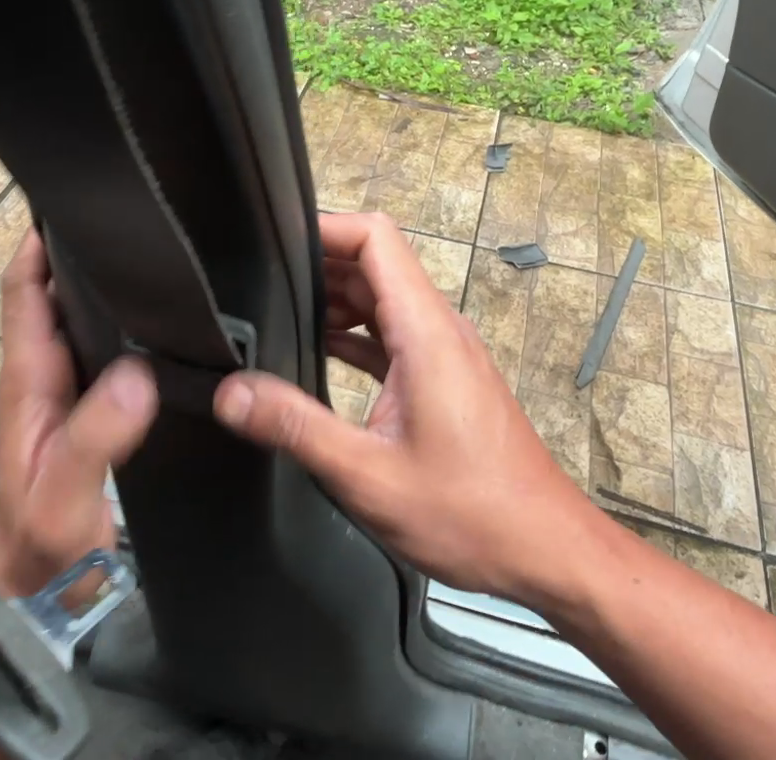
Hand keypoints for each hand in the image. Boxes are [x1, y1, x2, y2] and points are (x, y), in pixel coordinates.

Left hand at [0, 230, 157, 599]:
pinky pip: (106, 349)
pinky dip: (125, 324)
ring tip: (155, 258)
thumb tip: (137, 373)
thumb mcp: (65, 494)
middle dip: (80, 253)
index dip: (39, 244)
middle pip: (53, 293)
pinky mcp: (92, 409)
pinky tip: (160, 320)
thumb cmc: (45, 544)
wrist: (45, 589)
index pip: (24, 292)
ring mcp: (66, 392)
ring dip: (104, 287)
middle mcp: (43, 374)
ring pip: (81, 319)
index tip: (74, 203)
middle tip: (134, 219)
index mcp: (27, 381)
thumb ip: (95, 437)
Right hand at [211, 212, 597, 607]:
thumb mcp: (367, 474)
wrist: (544, 547)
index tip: (274, 239)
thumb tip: (232, 394)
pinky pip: (394, 336)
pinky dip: (355, 336)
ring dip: (335, 302)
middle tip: (259, 286)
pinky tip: (319, 356)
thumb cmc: (470, 513)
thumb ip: (295, 426)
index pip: (376, 239)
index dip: (325, 227)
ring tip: (278, 319)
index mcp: (425, 332)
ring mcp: (445, 353)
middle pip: (374, 265)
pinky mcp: (445, 378)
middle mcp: (439, 330)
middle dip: (318, 266)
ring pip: (383, 301)